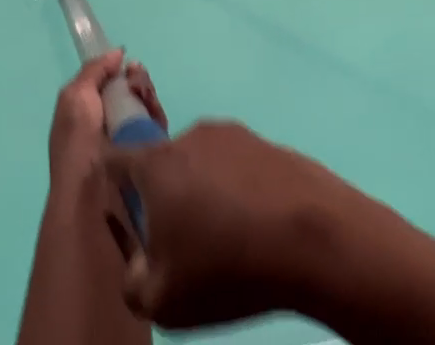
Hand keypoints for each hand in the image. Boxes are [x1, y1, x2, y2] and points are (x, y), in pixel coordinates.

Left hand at [48, 49, 165, 186]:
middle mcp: (108, 127)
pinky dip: (159, 119)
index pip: (111, 85)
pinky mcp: (149, 160)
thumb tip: (118, 53)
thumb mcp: (74, 98)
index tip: (131, 65)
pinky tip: (156, 118)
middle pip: (133, 95)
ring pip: (148, 110)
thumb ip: (94, 71)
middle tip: (142, 85)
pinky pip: (159, 130)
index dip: (122, 73)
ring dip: (150, 100)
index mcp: (86, 115)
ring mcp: (129, 144)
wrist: (94, 197)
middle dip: (140, 84)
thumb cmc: (78, 144)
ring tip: (148, 103)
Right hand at [100, 120, 392, 329]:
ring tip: (230, 238)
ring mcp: (239, 136)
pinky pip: (243, 168)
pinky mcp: (274, 144)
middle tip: (184, 240)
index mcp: (157, 163)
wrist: (320, 241)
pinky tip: (261, 228)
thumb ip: (132, 278)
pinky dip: (243, 192)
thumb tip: (140, 260)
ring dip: (206, 192)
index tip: (130, 217)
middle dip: (166, 196)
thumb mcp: (161, 299)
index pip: (115, 159)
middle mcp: (194, 135)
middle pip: (164, 163)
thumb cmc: (229, 267)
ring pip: (206, 164)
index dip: (114, 186)